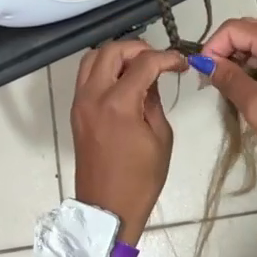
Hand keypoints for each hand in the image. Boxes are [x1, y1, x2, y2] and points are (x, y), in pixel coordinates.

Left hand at [70, 40, 183, 240]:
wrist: (107, 208)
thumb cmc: (140, 180)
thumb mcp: (160, 137)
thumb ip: (154, 100)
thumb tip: (152, 79)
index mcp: (118, 104)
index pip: (143, 63)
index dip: (167, 58)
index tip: (181, 63)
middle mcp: (93, 96)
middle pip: (111, 50)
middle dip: (138, 48)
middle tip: (158, 60)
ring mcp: (80, 102)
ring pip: (92, 58)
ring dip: (117, 55)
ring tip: (139, 66)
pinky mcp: (76, 110)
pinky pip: (86, 75)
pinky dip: (104, 68)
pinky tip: (124, 80)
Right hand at [201, 19, 256, 175]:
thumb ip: (228, 79)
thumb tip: (206, 62)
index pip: (233, 28)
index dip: (212, 47)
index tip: (203, 74)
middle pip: (248, 30)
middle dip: (226, 51)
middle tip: (214, 81)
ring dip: (243, 59)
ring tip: (233, 88)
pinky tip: (255, 88)